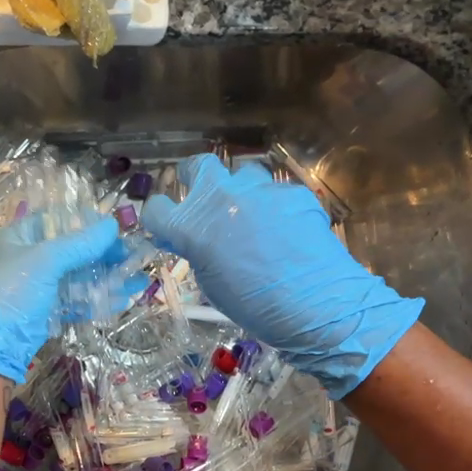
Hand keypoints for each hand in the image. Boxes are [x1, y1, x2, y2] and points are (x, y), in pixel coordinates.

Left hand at [0, 215, 123, 382]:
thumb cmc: (10, 295)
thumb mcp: (45, 262)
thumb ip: (79, 244)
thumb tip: (111, 225)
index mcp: (19, 238)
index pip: (58, 221)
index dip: (87, 224)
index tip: (115, 232)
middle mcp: (27, 259)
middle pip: (71, 250)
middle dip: (103, 255)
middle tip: (133, 259)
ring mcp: (36, 288)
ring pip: (76, 278)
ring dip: (105, 279)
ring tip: (138, 281)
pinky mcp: (43, 313)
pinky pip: (74, 301)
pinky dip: (95, 300)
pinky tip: (121, 300)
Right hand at [141, 154, 422, 398]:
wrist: (315, 303)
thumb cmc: (252, 305)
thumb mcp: (210, 282)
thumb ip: (197, 251)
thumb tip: (194, 241)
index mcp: (190, 226)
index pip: (156, 208)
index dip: (159, 217)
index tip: (167, 227)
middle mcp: (219, 198)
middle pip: (196, 165)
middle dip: (194, 176)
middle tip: (202, 196)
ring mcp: (258, 190)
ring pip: (242, 172)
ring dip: (240, 188)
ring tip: (252, 212)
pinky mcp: (292, 191)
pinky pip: (276, 192)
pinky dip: (275, 206)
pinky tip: (286, 228)